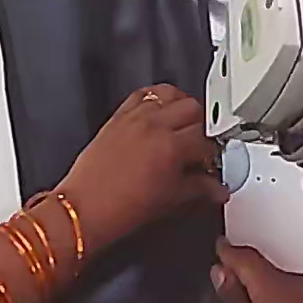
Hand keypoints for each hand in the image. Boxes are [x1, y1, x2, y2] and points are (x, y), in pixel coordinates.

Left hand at [55, 84, 227, 250]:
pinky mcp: (118, 116)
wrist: (86, 208)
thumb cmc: (121, 208)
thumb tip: (215, 188)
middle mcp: (154, 125)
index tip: (210, 161)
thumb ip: (198, 188)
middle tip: (199, 143)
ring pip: (170, 94)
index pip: (205, 138)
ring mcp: (135, 117)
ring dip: (181, 107)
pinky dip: (155, 99)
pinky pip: (142, 94)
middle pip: (193, 108)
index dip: (212, 151)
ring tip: (182, 125)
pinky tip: (158, 112)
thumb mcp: (170, 199)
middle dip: (202, 126)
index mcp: (171, 146)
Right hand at [214, 242, 302, 302]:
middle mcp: (299, 290)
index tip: (217, 248)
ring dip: (256, 286)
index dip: (227, 252)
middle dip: (241, 271)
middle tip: (220, 283)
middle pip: (262, 267)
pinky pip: (287, 294)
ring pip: (275, 280)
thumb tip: (224, 276)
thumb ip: (230, 301)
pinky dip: (271, 298)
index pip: (246, 258)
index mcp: (277, 291)